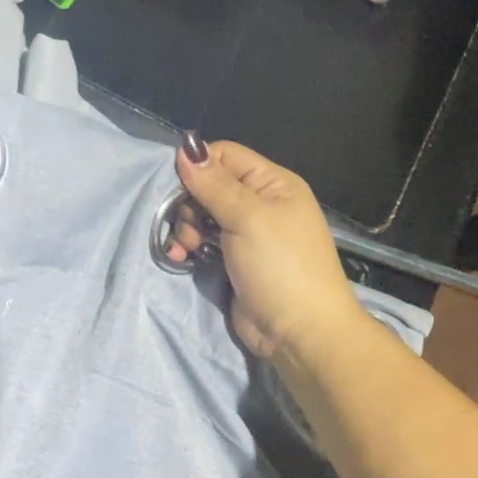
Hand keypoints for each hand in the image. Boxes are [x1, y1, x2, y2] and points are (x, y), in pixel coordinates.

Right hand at [167, 135, 367, 358]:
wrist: (297, 329)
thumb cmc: (280, 266)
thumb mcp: (248, 218)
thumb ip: (214, 184)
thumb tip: (186, 147)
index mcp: (273, 184)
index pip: (225, 156)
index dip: (198, 167)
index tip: (180, 190)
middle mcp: (259, 203)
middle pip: (208, 186)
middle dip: (188, 204)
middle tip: (188, 228)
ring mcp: (244, 233)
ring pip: (200, 215)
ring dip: (185, 228)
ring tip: (185, 248)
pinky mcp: (231, 259)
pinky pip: (201, 240)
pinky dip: (188, 246)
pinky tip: (181, 258)